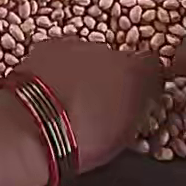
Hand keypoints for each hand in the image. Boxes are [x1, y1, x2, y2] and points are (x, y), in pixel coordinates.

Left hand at [14, 39, 160, 170]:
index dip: (146, 81)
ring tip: (71, 97)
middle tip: (100, 103)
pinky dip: (59, 65)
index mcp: (134, 73)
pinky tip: (50, 86)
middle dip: (112, 77)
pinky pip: (62, 52)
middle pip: (118, 59)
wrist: (32, 126)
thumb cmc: (82, 140)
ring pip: (88, 55)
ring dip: (85, 70)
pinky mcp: (48, 44)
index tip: (140, 96)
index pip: (153, 66)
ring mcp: (77, 45)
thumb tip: (136, 104)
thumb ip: (135, 111)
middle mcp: (108, 51)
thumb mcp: (123, 135)